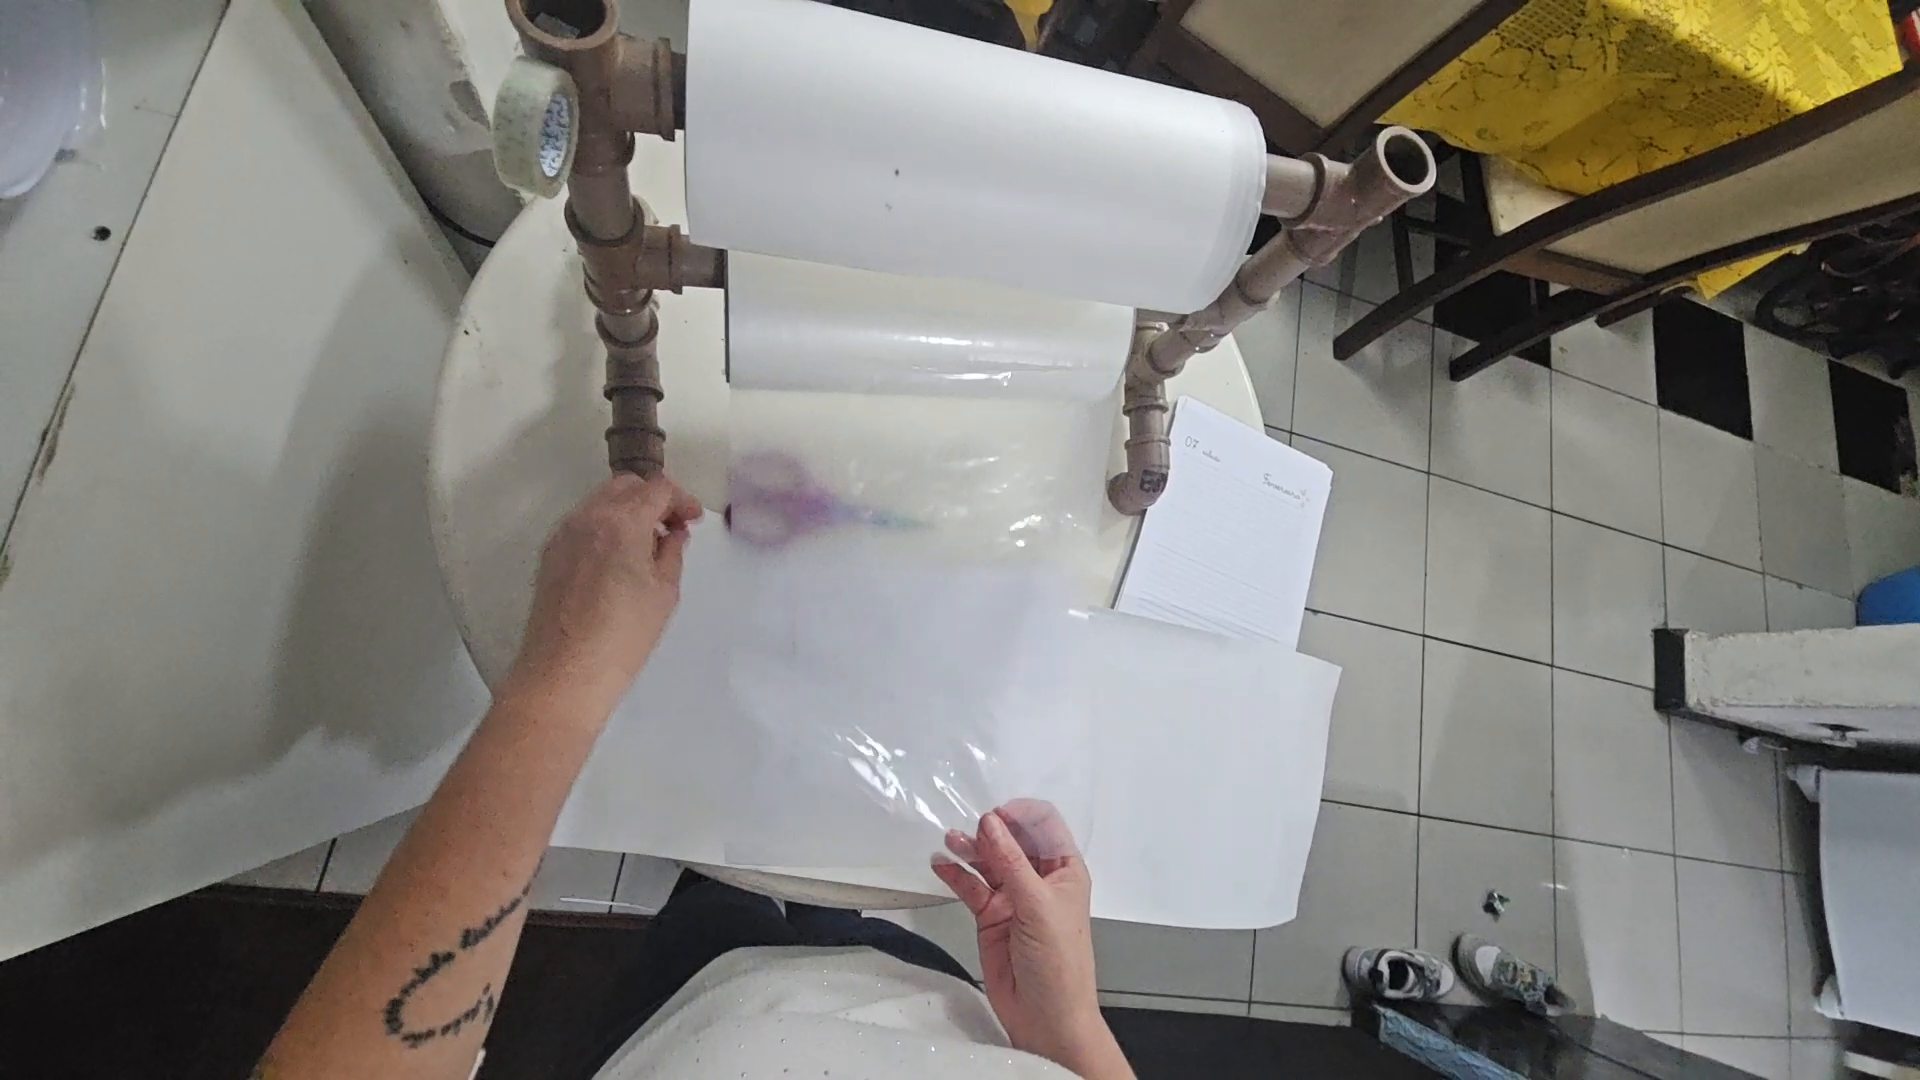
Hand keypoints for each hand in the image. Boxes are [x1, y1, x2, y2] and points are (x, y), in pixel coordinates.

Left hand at [504, 473, 702, 714]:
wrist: (565, 673)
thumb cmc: (624, 636)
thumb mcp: (665, 592)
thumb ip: (671, 552)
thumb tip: (672, 533)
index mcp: (622, 523)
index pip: (657, 489)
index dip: (681, 499)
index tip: (693, 520)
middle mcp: (588, 518)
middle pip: (626, 485)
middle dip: (654, 498)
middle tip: (674, 525)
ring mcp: (564, 534)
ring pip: (602, 500)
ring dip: (629, 510)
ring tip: (649, 542)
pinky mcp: (551, 554)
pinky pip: (584, 522)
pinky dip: (608, 524)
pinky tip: (621, 556)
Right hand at [932, 802, 1132, 1079]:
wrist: (1046, 1021)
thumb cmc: (1060, 964)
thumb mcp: (1038, 906)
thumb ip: (1011, 862)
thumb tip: (990, 822)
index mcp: (1064, 869)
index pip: (1044, 824)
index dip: (1022, 814)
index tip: (997, 815)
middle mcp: (1038, 877)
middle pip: (1012, 839)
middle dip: (991, 830)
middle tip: (971, 830)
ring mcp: (1013, 895)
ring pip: (988, 860)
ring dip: (970, 848)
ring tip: (951, 840)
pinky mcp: (991, 915)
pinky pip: (971, 886)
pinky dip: (956, 874)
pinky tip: (941, 864)